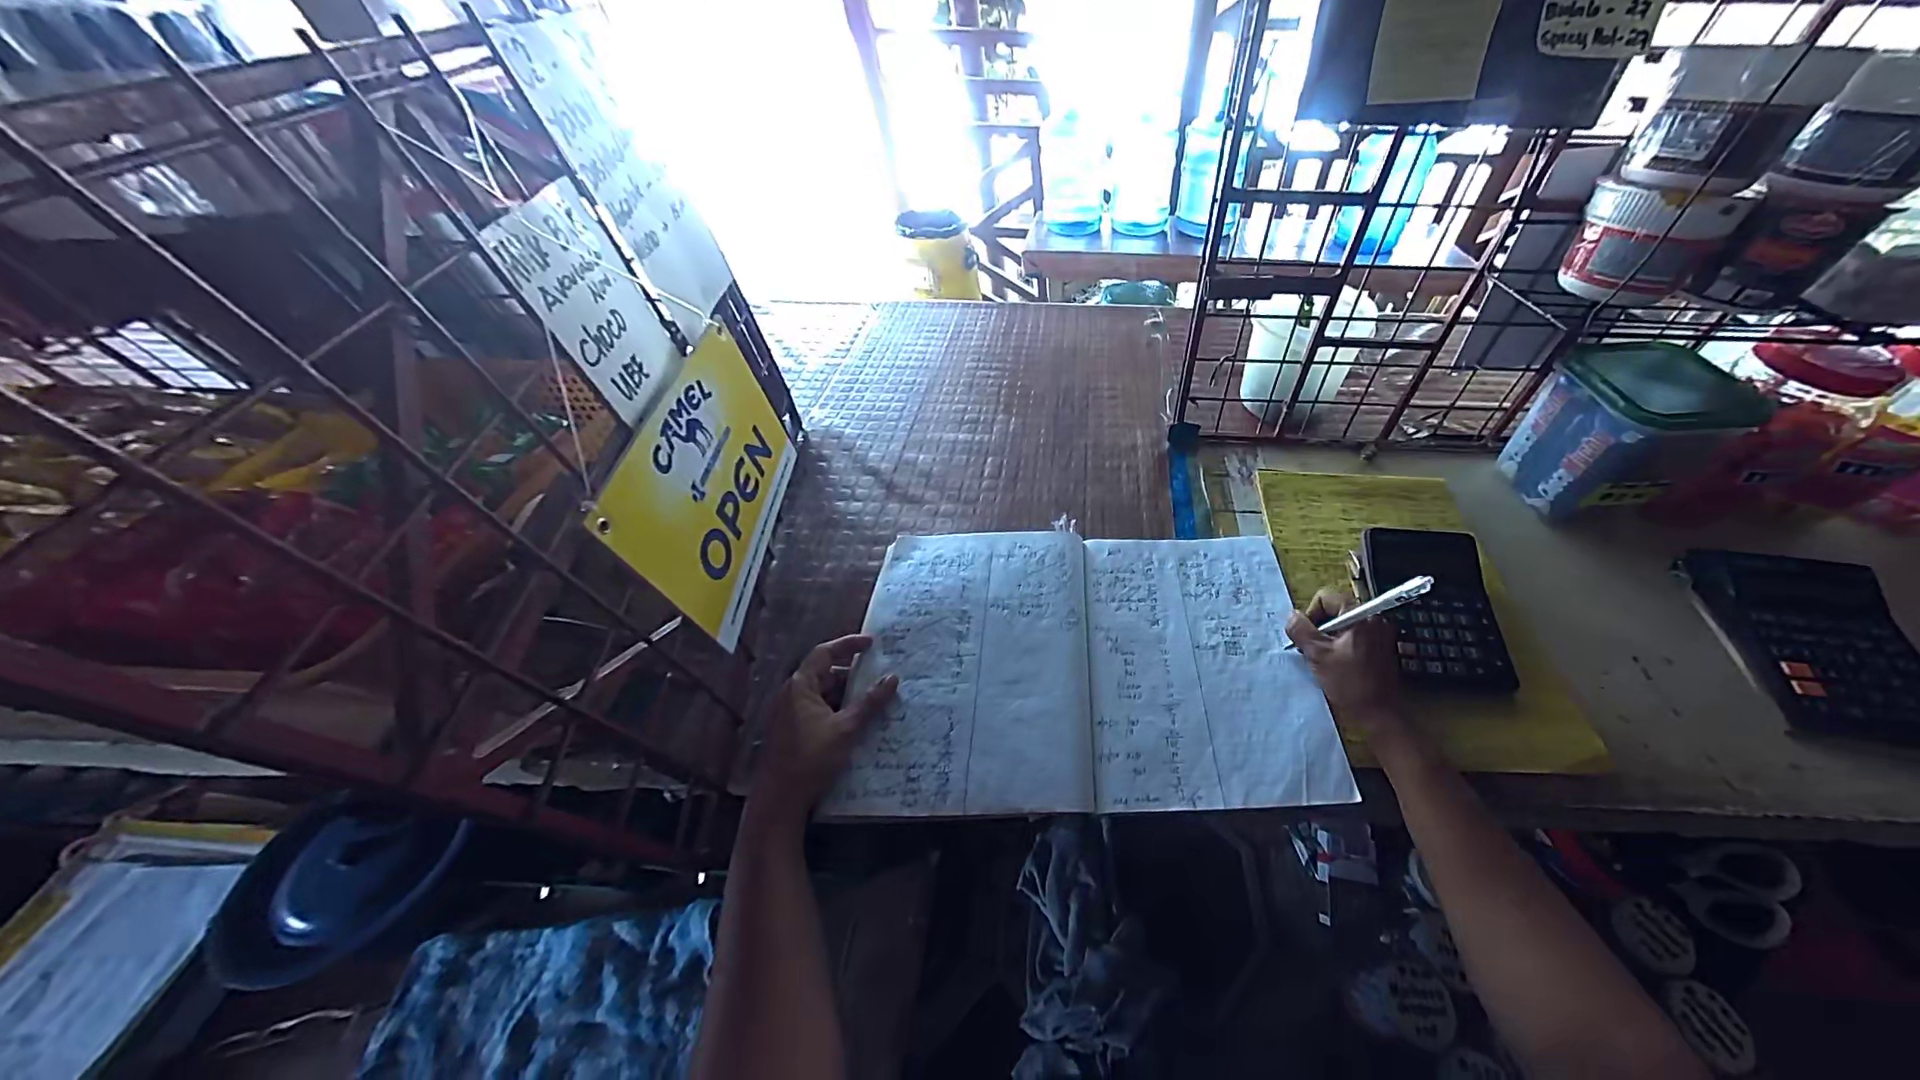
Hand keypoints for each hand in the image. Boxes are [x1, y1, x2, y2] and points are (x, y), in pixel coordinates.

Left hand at [754, 634, 897, 816]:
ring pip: (822, 694)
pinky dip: (837, 709)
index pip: (825, 653)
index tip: (872, 644)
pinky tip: (855, 721)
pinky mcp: (791, 730)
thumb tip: (892, 678)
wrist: (779, 799)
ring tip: (872, 700)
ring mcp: (789, 713)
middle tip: (878, 676)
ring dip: (845, 694)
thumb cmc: (811, 758)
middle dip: (851, 674)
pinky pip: (818, 709)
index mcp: (800, 686)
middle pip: (824, 673)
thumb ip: (870, 702)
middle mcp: (791, 694)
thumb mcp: (846, 729)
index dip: (848, 645)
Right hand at [1285, 588, 1407, 737]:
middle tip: (1313, 649)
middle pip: (1335, 609)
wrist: (1380, 712)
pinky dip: (1341, 644)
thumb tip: (1292, 616)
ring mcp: (1380, 632)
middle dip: (1319, 627)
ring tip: (1325, 658)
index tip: (1307, 637)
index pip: (1326, 597)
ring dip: (1328, 637)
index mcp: (1361, 615)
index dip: (1311, 614)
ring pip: (1343, 624)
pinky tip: (1337, 663)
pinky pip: (1353, 635)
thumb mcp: (1317, 654)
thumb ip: (1301, 630)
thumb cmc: (1350, 682)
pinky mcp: (1381, 646)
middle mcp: (1374, 618)